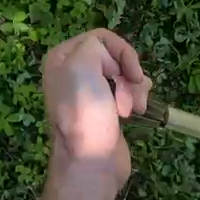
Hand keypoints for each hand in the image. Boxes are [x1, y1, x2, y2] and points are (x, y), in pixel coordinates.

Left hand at [39, 28, 152, 189]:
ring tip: (133, 109)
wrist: (91, 162)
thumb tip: (113, 65)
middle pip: (114, 56)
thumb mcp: (83, 64)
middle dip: (127, 73)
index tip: (129, 73)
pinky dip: (137, 96)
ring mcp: (91, 92)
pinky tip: (138, 111)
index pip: (100, 38)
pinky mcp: (106, 109)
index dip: (119, 52)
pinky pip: (128, 90)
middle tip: (130, 95)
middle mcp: (73, 71)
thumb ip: (97, 46)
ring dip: (134, 87)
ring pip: (124, 74)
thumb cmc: (85, 111)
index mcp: (62, 57)